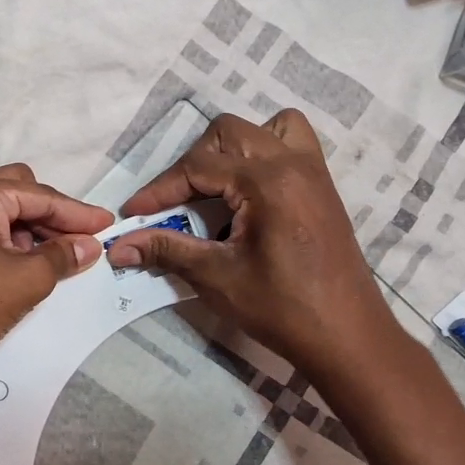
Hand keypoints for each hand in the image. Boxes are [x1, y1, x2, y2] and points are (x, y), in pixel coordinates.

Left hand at [0, 164, 112, 377]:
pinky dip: (6, 239)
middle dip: (50, 215)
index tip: (107, 224)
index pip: (38, 196)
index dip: (76, 213)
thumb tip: (89, 246)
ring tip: (53, 257)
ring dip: (29, 229)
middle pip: (17, 191)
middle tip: (78, 241)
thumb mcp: (29, 279)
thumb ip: (63, 255)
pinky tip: (23, 263)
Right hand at [105, 111, 401, 380]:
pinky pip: (290, 144)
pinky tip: (245, 194)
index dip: (159, 190)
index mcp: (268, 181)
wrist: (347, 335)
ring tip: (213, 189)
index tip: (133, 214)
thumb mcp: (216, 277)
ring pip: (263, 129)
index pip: (198, 166)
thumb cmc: (281, 308)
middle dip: (192, 164)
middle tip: (173, 204)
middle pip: (227, 133)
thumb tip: (117, 247)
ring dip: (230, 150)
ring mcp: (313, 171)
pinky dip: (261, 154)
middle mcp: (293, 163)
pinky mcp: (321, 186)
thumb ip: (166, 249)